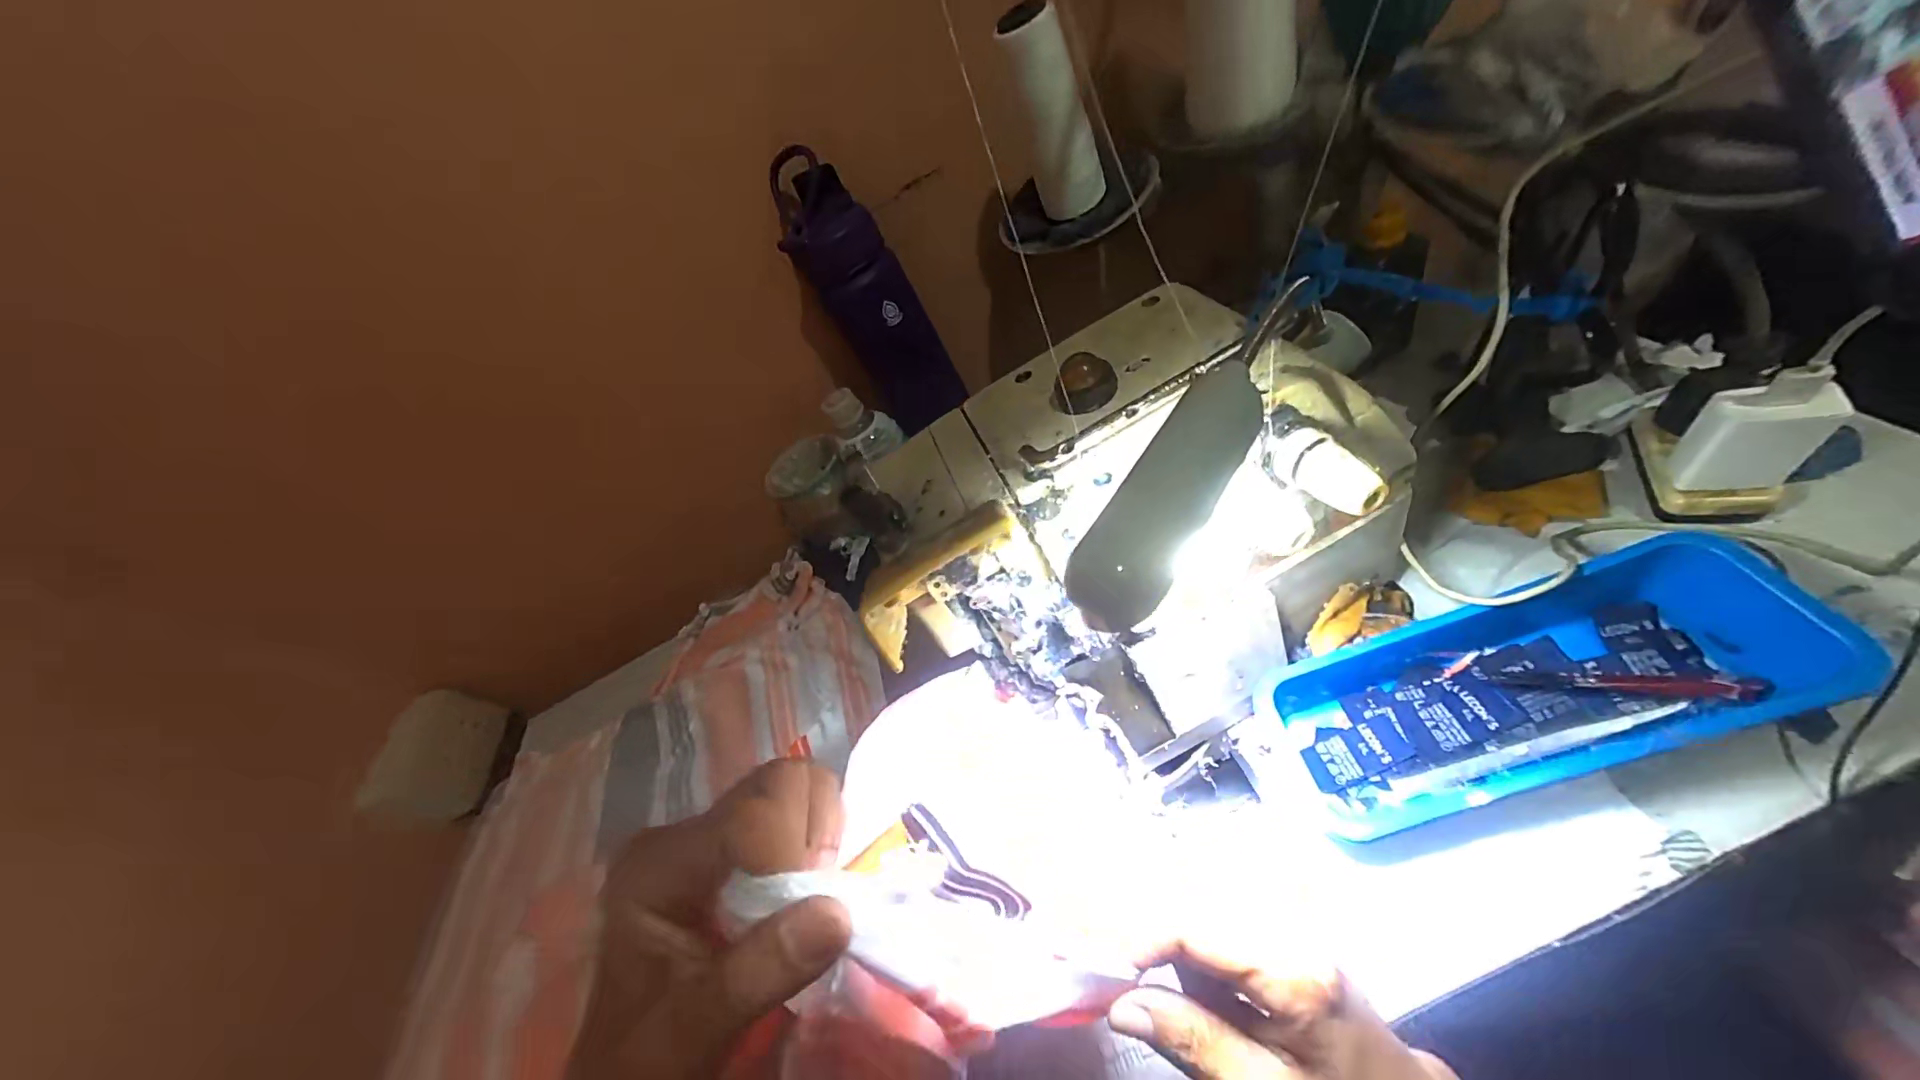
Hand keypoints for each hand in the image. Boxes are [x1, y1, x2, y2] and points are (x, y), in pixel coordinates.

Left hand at [571, 760, 852, 1079]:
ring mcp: (713, 835)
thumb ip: (759, 974)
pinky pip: (800, 813)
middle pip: (779, 782)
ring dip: (822, 836)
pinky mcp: (739, 845)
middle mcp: (685, 833)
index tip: (811, 913)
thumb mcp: (691, 1036)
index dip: (794, 854)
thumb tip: (840, 913)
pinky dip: (820, 842)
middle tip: (814, 898)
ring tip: (808, 898)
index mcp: (660, 865)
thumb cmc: (648, 1059)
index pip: (750, 815)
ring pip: (797, 789)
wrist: (630, 1071)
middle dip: (815, 833)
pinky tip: (805, 891)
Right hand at [1107, 932, 1455, 1079]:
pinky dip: (1192, 949)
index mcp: (1292, 969)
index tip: (1107, 978)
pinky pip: (1219, 923)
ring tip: (1162, 991)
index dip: (1141, 942)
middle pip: (1193, 908)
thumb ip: (1196, 1043)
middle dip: (1151, 940)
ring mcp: (1286, 927)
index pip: (1193, 926)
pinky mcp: (1281, 934)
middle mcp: (1288, 930)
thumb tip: (1120, 1005)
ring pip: (1202, 910)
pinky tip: (1195, 985)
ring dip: (1171, 945)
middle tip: (1125, 985)